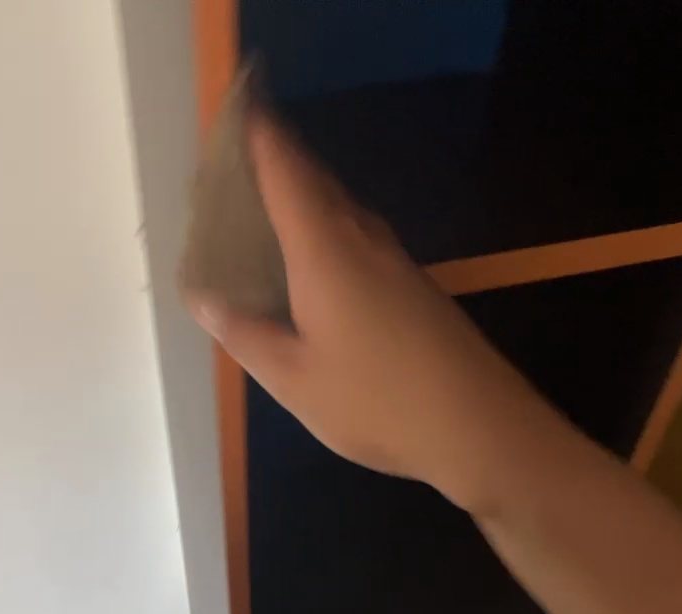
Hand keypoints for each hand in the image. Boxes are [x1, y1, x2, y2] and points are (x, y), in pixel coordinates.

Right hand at [183, 116, 537, 511]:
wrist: (477, 426)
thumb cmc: (376, 401)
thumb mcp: (294, 379)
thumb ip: (246, 335)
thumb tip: (204, 299)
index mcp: (325, 250)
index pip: (285, 171)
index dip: (259, 137)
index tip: (234, 118)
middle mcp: (362, 240)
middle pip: (316, 182)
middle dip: (275, 165)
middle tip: (234, 176)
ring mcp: (395, 262)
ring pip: (340, 212)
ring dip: (302, 202)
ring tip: (262, 217)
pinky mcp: (413, 287)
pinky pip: (357, 241)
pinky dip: (324, 237)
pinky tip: (310, 269)